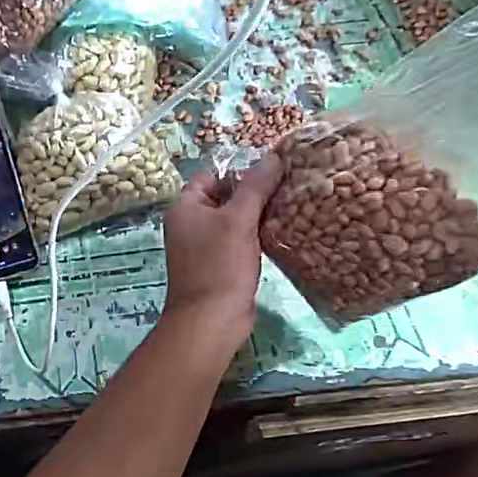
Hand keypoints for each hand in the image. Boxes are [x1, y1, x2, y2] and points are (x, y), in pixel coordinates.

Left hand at [161, 154, 283, 336]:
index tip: (273, 168)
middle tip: (289, 184)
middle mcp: (190, 224)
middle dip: (254, 192)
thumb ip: (255, 186)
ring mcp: (204, 247)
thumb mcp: (238, 219)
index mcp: (185, 208)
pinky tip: (283, 231)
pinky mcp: (220, 266)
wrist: (211, 320)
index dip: (240, 169)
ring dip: (259, 215)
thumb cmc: (220, 265)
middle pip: (225, 197)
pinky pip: (240, 242)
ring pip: (235, 221)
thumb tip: (274, 156)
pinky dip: (257, 236)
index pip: (212, 175)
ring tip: (292, 204)